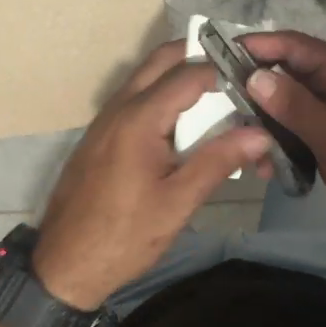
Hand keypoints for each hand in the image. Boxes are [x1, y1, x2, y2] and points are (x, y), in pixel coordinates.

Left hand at [32, 40, 271, 309]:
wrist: (64, 267)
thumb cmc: (124, 237)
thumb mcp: (178, 202)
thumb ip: (218, 160)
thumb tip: (261, 134)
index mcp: (138, 118)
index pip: (189, 74)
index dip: (225, 71)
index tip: (255, 82)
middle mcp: (118, 107)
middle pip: (162, 60)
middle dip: (200, 58)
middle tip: (236, 77)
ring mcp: (106, 119)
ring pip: (147, 77)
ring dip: (181, 77)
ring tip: (221, 98)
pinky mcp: (101, 135)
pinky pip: (137, 98)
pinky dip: (164, 97)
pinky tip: (188, 125)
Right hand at [236, 31, 325, 242]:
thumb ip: (295, 106)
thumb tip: (254, 75)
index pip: (297, 46)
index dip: (261, 44)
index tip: (222, 51)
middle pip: (288, 73)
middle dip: (256, 84)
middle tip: (221, 96)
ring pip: (286, 104)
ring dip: (264, 119)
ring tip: (240, 136)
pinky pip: (292, 130)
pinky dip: (276, 142)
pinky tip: (264, 166)